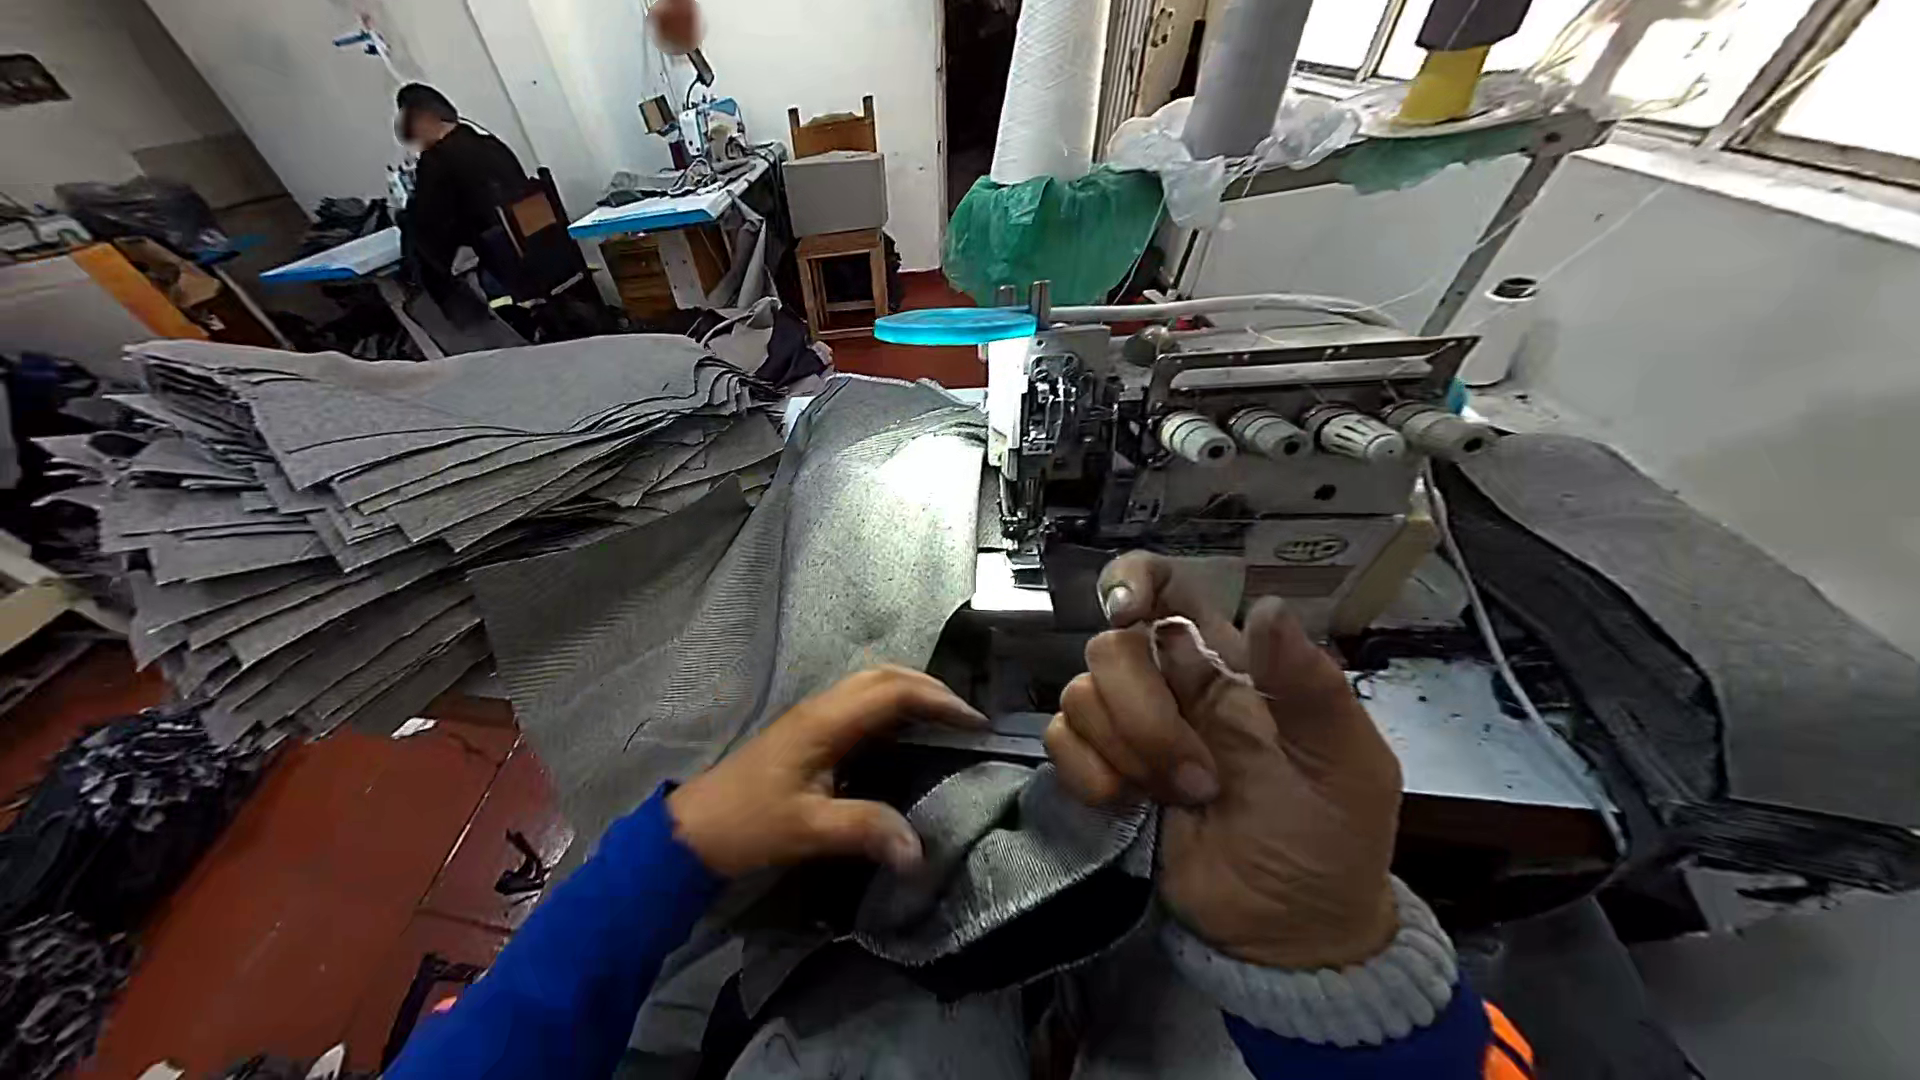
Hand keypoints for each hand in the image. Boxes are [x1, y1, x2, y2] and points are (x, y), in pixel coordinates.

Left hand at [667, 667, 986, 877]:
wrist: (692, 829)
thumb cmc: (748, 825)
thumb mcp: (808, 831)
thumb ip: (866, 831)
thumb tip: (920, 851)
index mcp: (826, 721)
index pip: (893, 692)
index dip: (939, 701)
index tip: (974, 723)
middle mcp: (823, 706)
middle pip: (885, 675)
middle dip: (930, 688)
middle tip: (964, 716)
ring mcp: (814, 714)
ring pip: (872, 683)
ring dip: (911, 691)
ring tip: (943, 719)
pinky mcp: (809, 728)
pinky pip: (861, 701)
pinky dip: (892, 704)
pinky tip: (904, 731)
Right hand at [1045, 552, 1402, 969]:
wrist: (1281, 927)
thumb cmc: (1325, 835)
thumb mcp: (1343, 763)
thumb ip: (1310, 686)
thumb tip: (1267, 608)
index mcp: (1222, 662)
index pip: (1163, 586)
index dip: (1131, 579)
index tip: (1126, 611)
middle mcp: (1164, 680)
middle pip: (1109, 647)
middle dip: (1144, 712)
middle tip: (1199, 775)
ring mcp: (1124, 724)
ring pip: (1079, 693)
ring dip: (1129, 753)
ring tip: (1179, 797)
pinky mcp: (1095, 765)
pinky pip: (1060, 741)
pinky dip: (1091, 776)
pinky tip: (1129, 804)